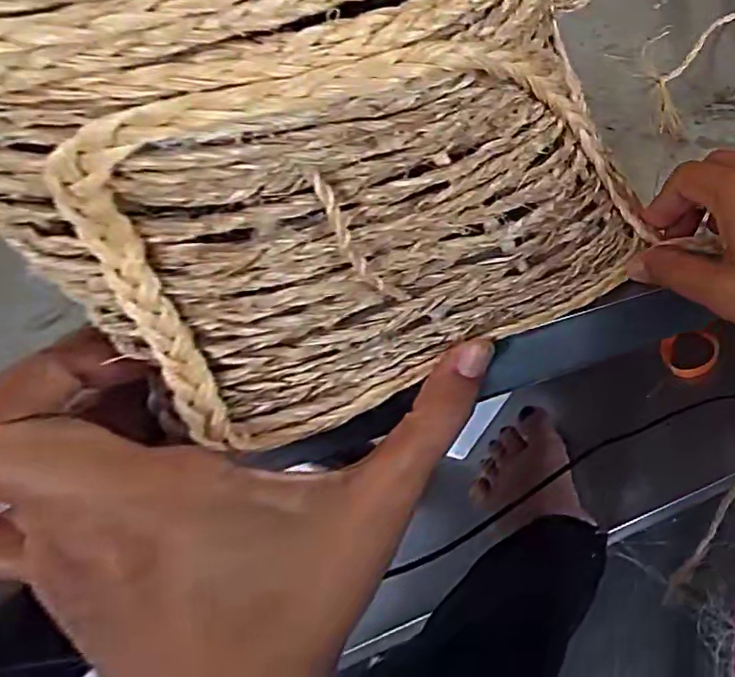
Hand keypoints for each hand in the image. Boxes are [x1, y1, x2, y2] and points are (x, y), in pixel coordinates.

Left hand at [0, 331, 489, 676]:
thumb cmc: (297, 601)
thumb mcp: (381, 502)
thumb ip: (430, 421)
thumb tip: (474, 350)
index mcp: (132, 500)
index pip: (7, 434)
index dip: (48, 376)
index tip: (143, 347)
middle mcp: (72, 528)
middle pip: (10, 443)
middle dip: (75, 387)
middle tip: (169, 357)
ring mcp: (58, 561)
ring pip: (22, 477)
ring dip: (80, 426)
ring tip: (171, 394)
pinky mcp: (69, 579)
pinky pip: (41, 507)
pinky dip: (84, 466)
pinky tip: (166, 454)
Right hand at [628, 146, 734, 365]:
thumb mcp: (723, 291)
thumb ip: (675, 271)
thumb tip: (640, 262)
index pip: (686, 178)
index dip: (663, 205)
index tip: (657, 238)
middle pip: (716, 164)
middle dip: (692, 196)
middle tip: (685, 238)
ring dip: (727, 185)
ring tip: (724, 228)